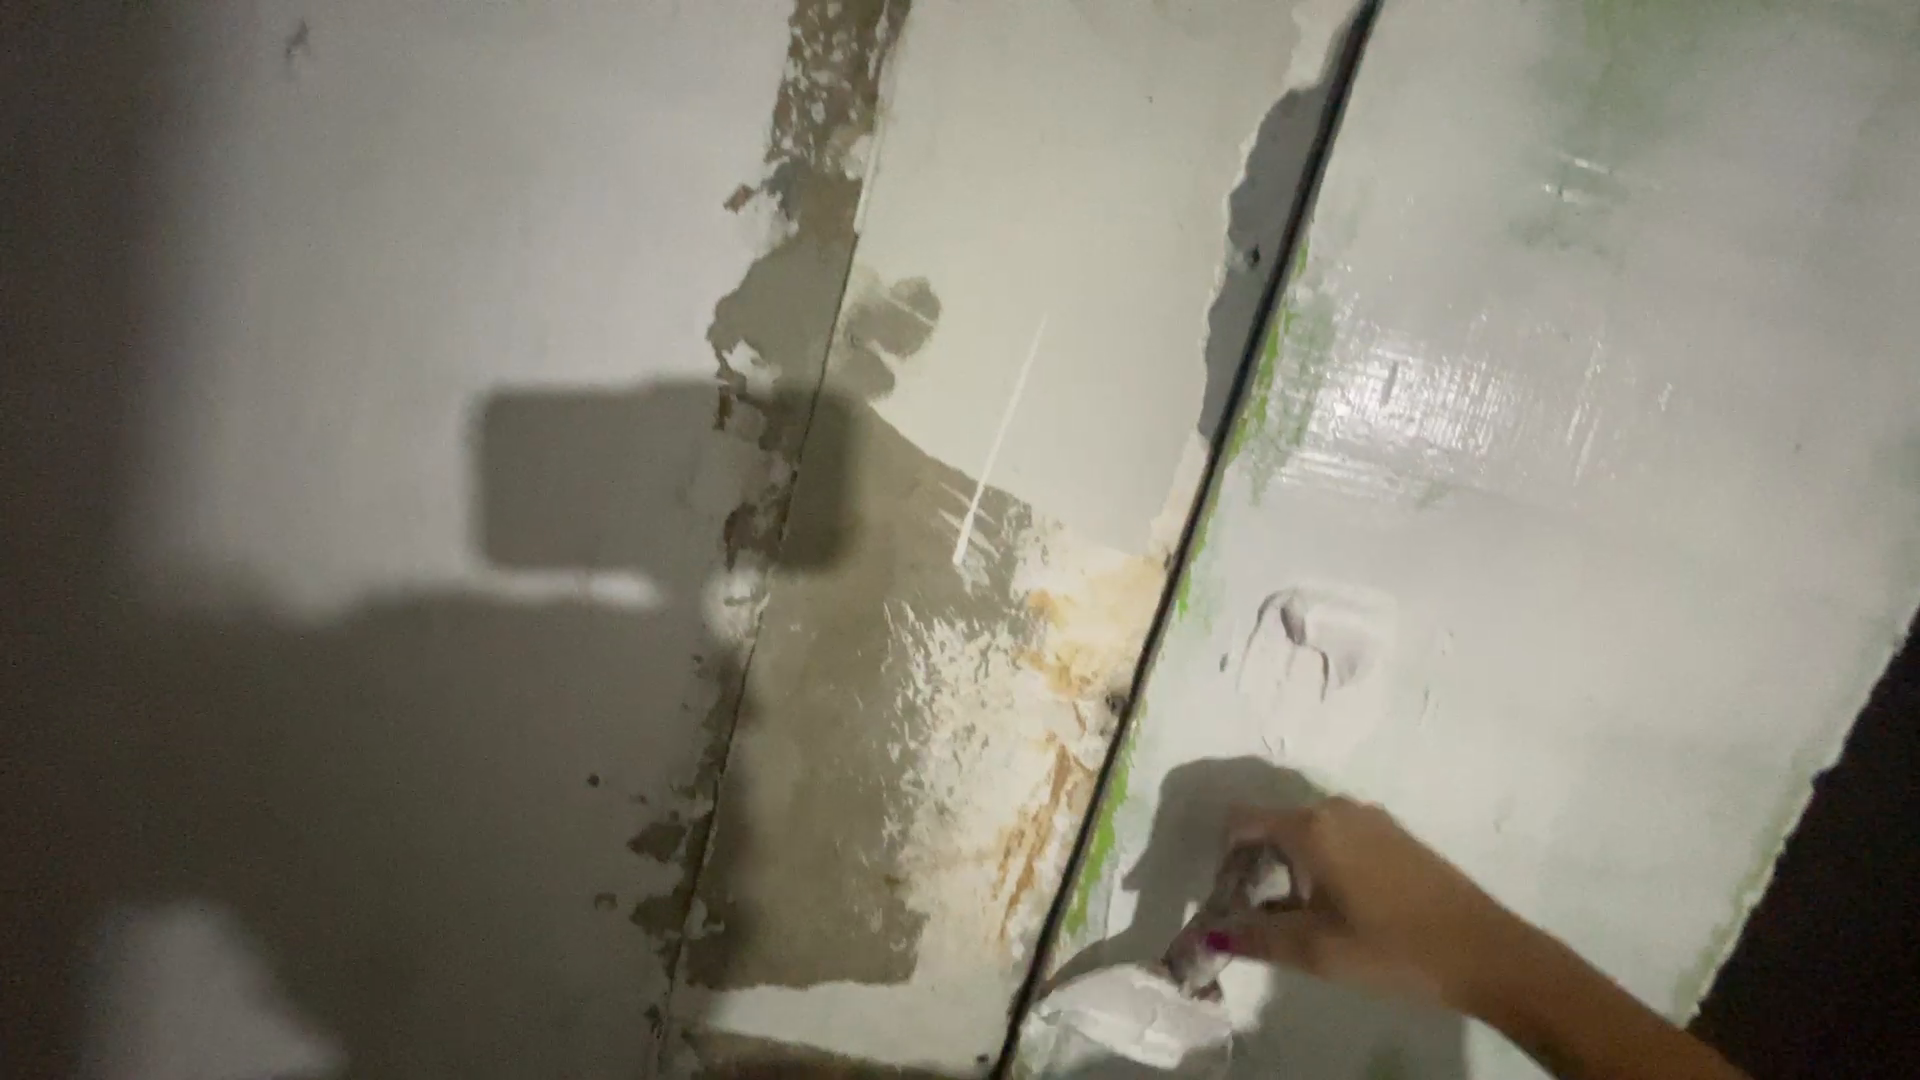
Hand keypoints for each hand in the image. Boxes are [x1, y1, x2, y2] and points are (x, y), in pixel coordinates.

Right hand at [1218, 796, 1536, 1014]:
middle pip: (1272, 822)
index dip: (1225, 854)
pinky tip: (1343, 901)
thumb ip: (1257, 938)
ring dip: (1291, 861)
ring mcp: (1367, 815)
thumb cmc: (1394, 949)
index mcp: (1309, 826)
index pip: (1241, 820)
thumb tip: (1211, 934)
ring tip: (1304, 910)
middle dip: (1257, 861)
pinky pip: (1336, 832)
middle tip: (1263, 909)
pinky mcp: (1392, 830)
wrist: (1490, 954)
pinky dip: (1322, 857)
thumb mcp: (1318, 952)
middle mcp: (1333, 807)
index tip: (1231, 892)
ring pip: (1305, 828)